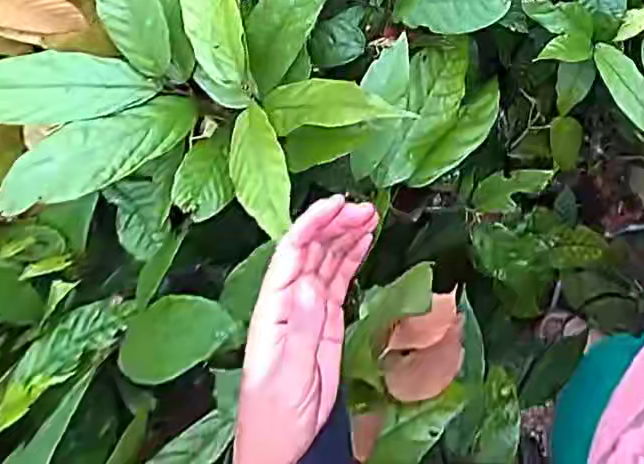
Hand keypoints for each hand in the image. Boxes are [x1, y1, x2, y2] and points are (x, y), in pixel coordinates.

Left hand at [236, 195, 376, 463]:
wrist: (283, 452)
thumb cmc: (274, 421)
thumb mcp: (287, 378)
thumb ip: (300, 330)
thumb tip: (310, 285)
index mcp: (273, 307)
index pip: (291, 250)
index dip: (312, 222)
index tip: (336, 204)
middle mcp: (289, 299)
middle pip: (312, 247)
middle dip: (336, 223)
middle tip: (364, 209)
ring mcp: (307, 307)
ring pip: (327, 258)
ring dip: (346, 234)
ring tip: (370, 215)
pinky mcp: (324, 319)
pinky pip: (338, 278)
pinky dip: (351, 256)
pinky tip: (364, 240)